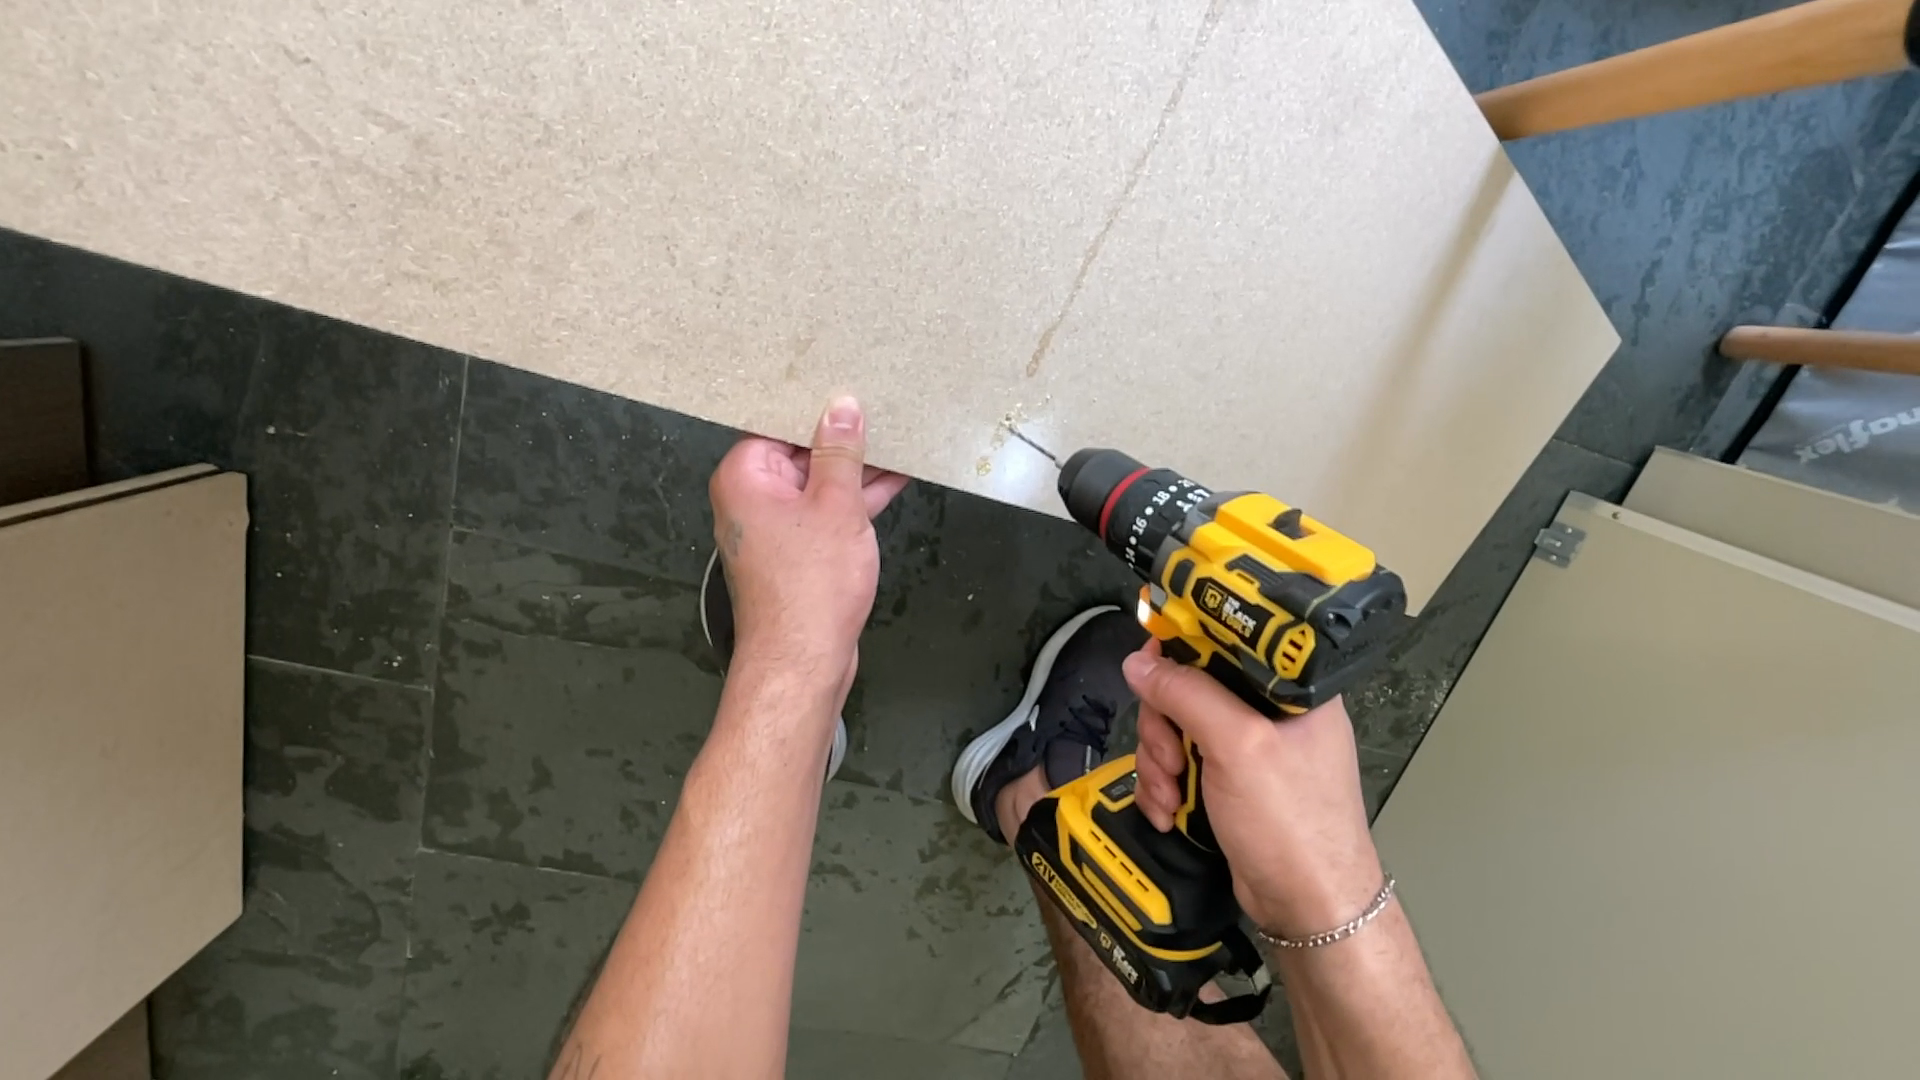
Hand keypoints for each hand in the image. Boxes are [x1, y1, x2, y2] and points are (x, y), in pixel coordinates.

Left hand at [708, 396, 908, 698]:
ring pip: (819, 484)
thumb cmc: (813, 581)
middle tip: (883, 405)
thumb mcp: (836, 504)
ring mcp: (776, 527)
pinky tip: (895, 479)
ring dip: (857, 470)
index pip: (779, 424)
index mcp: (745, 476)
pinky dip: (856, 500)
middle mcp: (752, 498)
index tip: (850, 384)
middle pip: (800, 452)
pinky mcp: (799, 551)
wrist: (805, 658)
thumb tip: (842, 407)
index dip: (816, 407)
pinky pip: (827, 512)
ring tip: (900, 438)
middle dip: (843, 438)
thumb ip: (840, 453)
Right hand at [1124, 643, 1383, 939]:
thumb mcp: (1238, 746)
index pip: (1228, 640)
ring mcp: (1244, 748)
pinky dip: (1165, 786)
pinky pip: (1177, 762)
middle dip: (1164, 726)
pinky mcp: (1224, 780)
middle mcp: (1267, 711)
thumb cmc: (1291, 821)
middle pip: (1188, 687)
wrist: (1307, 910)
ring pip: (1174, 726)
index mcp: (1288, 687)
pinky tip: (1169, 811)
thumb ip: (1186, 695)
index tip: (1151, 657)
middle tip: (1171, 758)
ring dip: (1160, 763)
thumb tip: (1136, 661)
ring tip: (1171, 796)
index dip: (1185, 643)